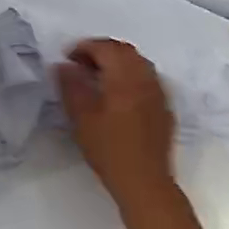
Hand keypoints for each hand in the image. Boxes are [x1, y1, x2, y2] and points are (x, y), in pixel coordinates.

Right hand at [56, 39, 177, 203]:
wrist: (144, 181)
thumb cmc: (109, 148)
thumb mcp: (81, 117)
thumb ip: (71, 86)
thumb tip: (64, 65)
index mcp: (125, 77)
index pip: (106, 48)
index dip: (84, 47)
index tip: (67, 58)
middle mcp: (146, 79)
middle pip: (125, 51)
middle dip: (101, 51)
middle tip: (79, 64)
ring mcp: (159, 93)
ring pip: (138, 63)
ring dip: (117, 62)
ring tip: (97, 78)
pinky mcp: (164, 108)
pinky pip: (147, 79)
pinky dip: (129, 76)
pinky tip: (117, 95)